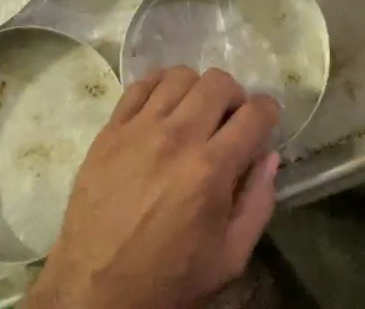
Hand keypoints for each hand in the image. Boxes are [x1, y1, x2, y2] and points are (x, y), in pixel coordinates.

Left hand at [27, 67, 281, 308]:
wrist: (95, 293)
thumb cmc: (169, 279)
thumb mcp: (230, 257)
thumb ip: (259, 203)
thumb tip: (269, 156)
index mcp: (211, 170)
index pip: (254, 113)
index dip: (269, 111)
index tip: (266, 122)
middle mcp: (177, 138)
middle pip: (218, 83)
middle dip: (235, 97)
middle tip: (230, 121)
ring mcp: (139, 130)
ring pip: (180, 76)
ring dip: (197, 90)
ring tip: (195, 113)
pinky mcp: (110, 131)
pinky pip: (140, 85)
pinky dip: (159, 86)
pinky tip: (164, 107)